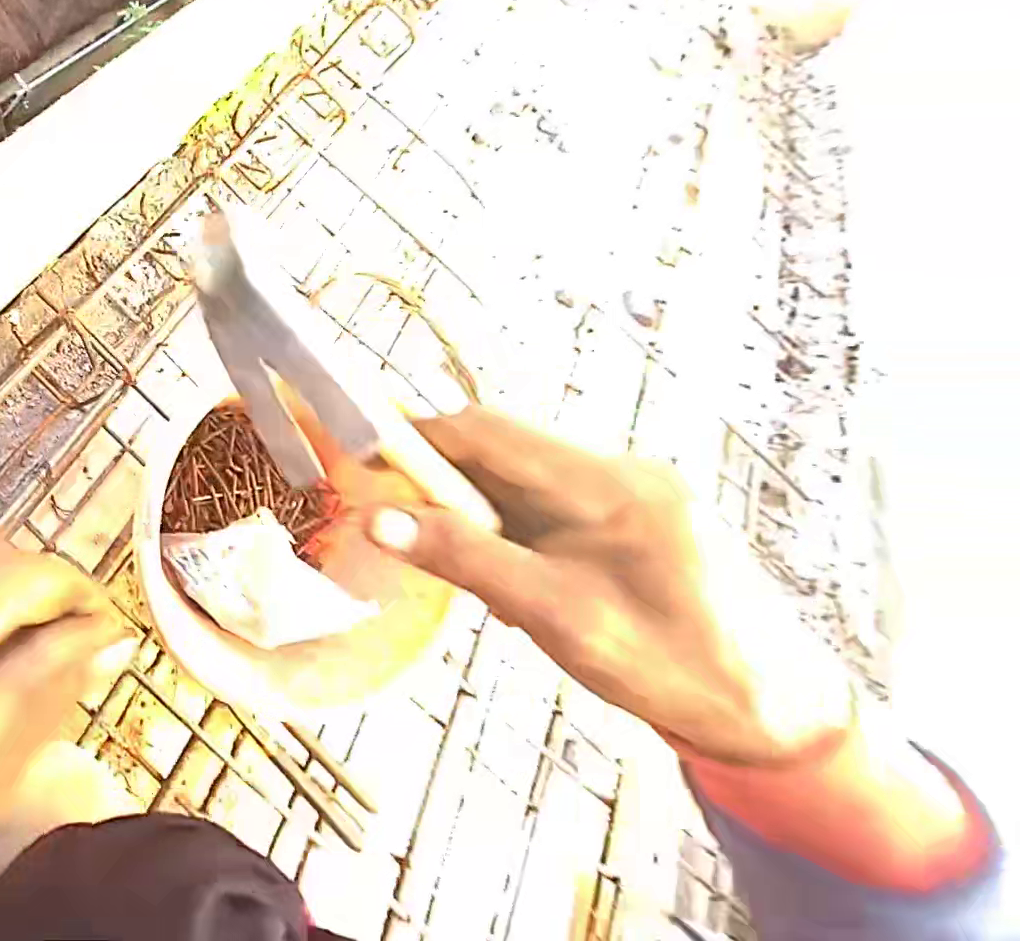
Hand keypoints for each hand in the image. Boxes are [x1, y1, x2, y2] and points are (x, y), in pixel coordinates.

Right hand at [362, 406, 853, 766]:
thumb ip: (464, 558)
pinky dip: (500, 521)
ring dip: (469, 505)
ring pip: (510, 472)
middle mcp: (616, 468)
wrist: (784, 717)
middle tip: (405, 524)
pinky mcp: (623, 509)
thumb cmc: (674, 669)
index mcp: (608, 484)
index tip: (364, 460)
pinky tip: (511, 569)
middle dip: (439, 477)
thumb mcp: (557, 617)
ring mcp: (622, 487)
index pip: (484, 432)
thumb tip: (377, 521)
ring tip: (471, 565)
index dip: (415, 437)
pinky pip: (536, 496)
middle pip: (495, 446)